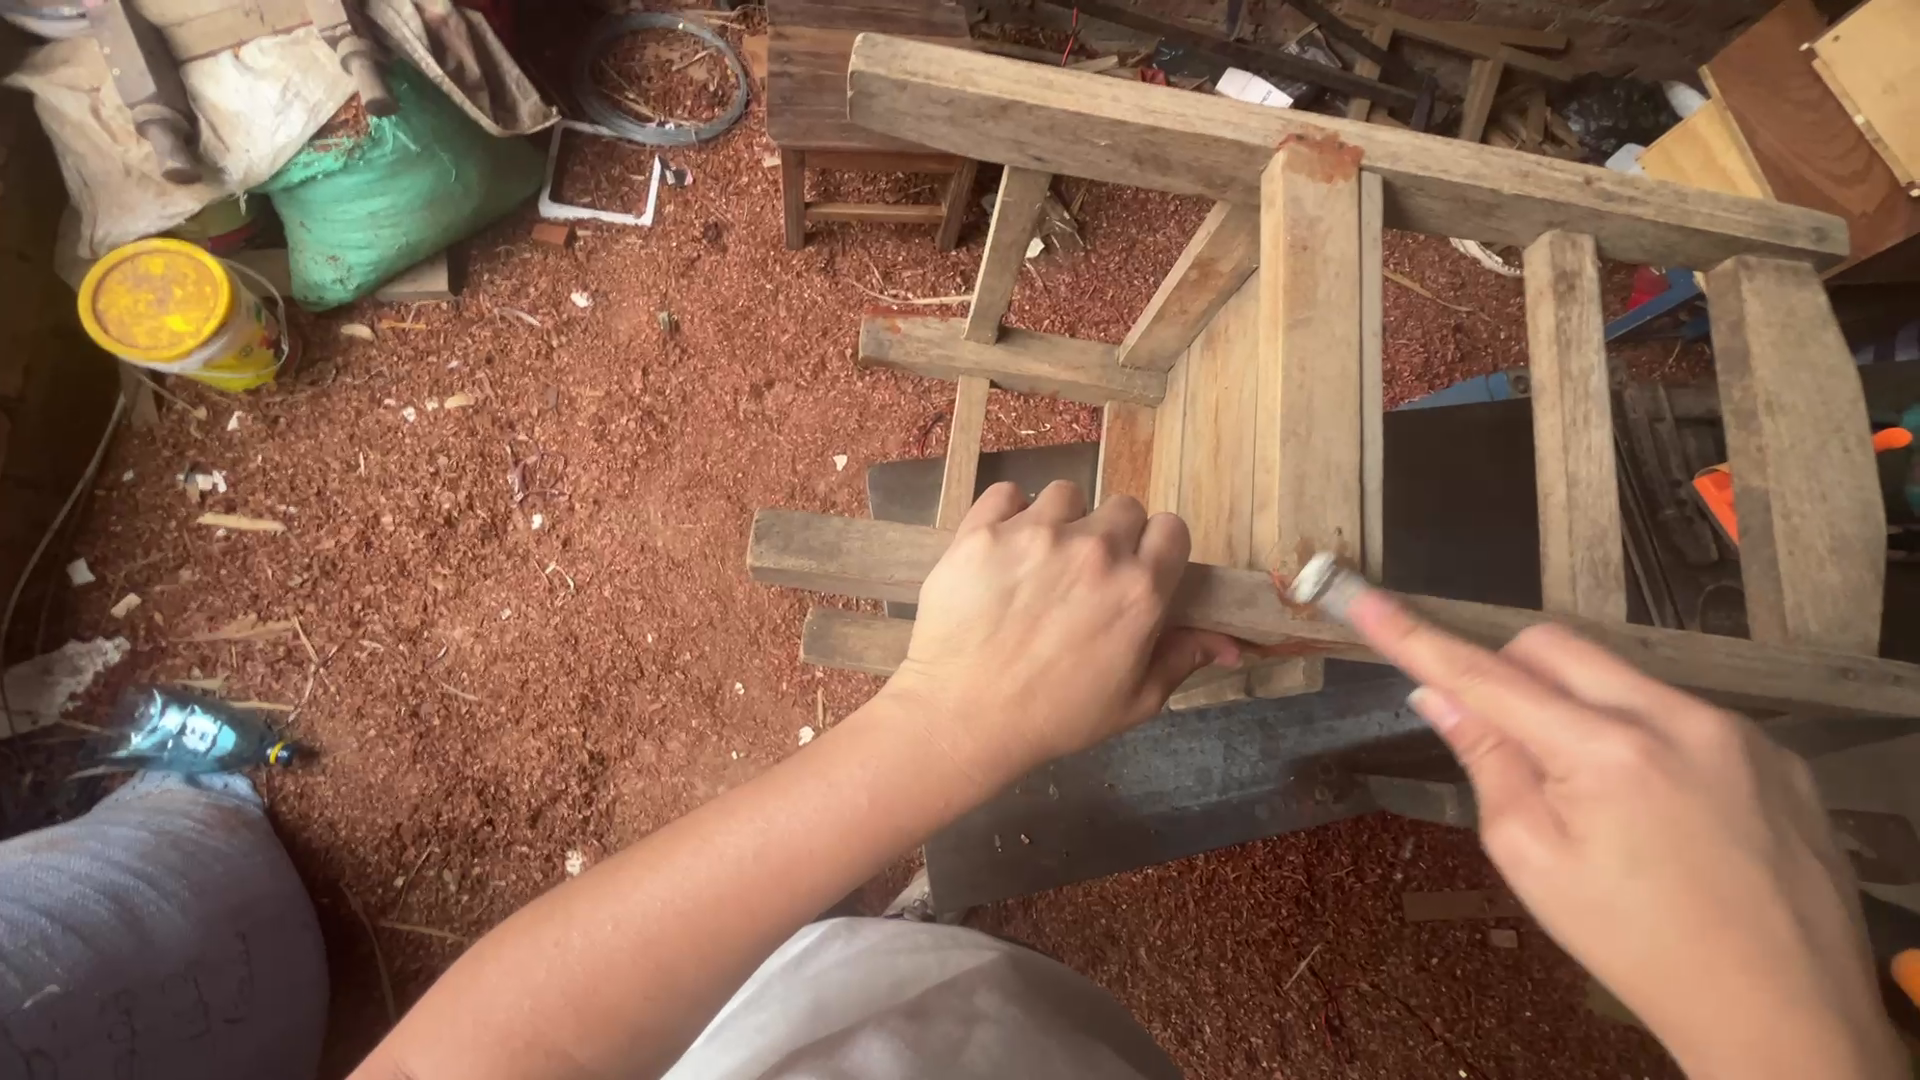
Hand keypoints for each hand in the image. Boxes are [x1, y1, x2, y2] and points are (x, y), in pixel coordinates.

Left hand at [881, 481, 1239, 789]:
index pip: (1172, 528)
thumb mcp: (1134, 701)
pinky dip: (1007, 513)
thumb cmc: (1054, 718)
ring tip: (1038, 560)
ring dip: (1061, 520)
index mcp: (1139, 589)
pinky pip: (1007, 493)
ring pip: (1066, 495)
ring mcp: (1035, 534)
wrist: (962, 717)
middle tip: (1084, 573)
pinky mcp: (983, 531)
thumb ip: (1181, 658)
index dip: (1157, 546)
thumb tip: (1228, 640)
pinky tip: (1001, 547)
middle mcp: (1094, 550)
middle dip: (1111, 534)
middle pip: (1123, 507)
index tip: (1137, 567)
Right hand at [1346, 589, 1901, 1079]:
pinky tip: (1649, 802)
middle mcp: (1678, 720)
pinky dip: (1630, 729)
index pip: (1483, 676)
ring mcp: (1737, 732)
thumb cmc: (1631, 942)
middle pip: (1550, 645)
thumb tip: (1437, 696)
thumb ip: (1485, 760)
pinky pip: (1670, 707)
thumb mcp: (1528, 853)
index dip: (1416, 638)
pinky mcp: (1774, 752)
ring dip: (1571, 704)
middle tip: (1501, 734)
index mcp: (1605, 754)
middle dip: (1506, 671)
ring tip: (1587, 786)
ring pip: (1612, 672)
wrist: (1784, 1018)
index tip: (1367, 603)